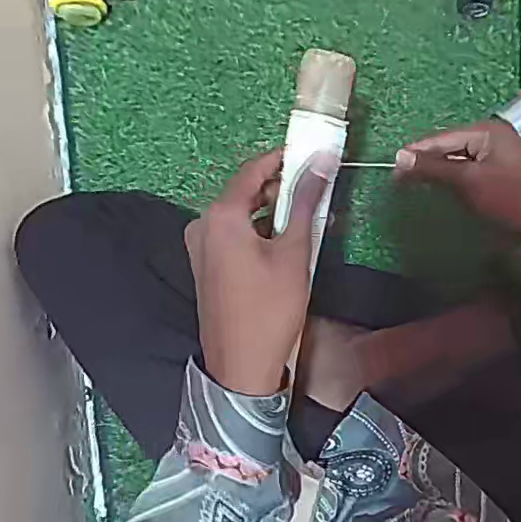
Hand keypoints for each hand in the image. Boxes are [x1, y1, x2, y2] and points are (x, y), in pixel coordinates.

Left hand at [185, 147, 336, 395]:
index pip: (253, 170)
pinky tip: (284, 244)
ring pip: (240, 216)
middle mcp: (202, 225)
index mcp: (220, 216)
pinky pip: (232, 237)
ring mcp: (200, 248)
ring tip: (307, 220)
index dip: (284, 159)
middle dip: (281, 189)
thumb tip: (320, 162)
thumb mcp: (294, 252)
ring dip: (272, 214)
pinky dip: (258, 233)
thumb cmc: (270, 308)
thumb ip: (305, 202)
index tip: (312, 156)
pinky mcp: (205, 267)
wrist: (241, 365)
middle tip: (316, 192)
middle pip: (245, 192)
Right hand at [393, 120, 520, 236]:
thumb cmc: (508, 200)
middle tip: (399, 178)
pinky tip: (436, 186)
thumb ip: (433, 168)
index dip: (416, 152)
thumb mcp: (468, 181)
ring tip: (411, 183)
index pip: (442, 137)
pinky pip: (466, 170)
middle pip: (448, 146)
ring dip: (435, 171)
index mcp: (488, 131)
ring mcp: (496, 155)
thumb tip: (399, 157)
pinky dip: (450, 178)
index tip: (392, 167)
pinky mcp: (497, 173)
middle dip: (425, 161)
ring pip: (455, 159)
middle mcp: (492, 137)